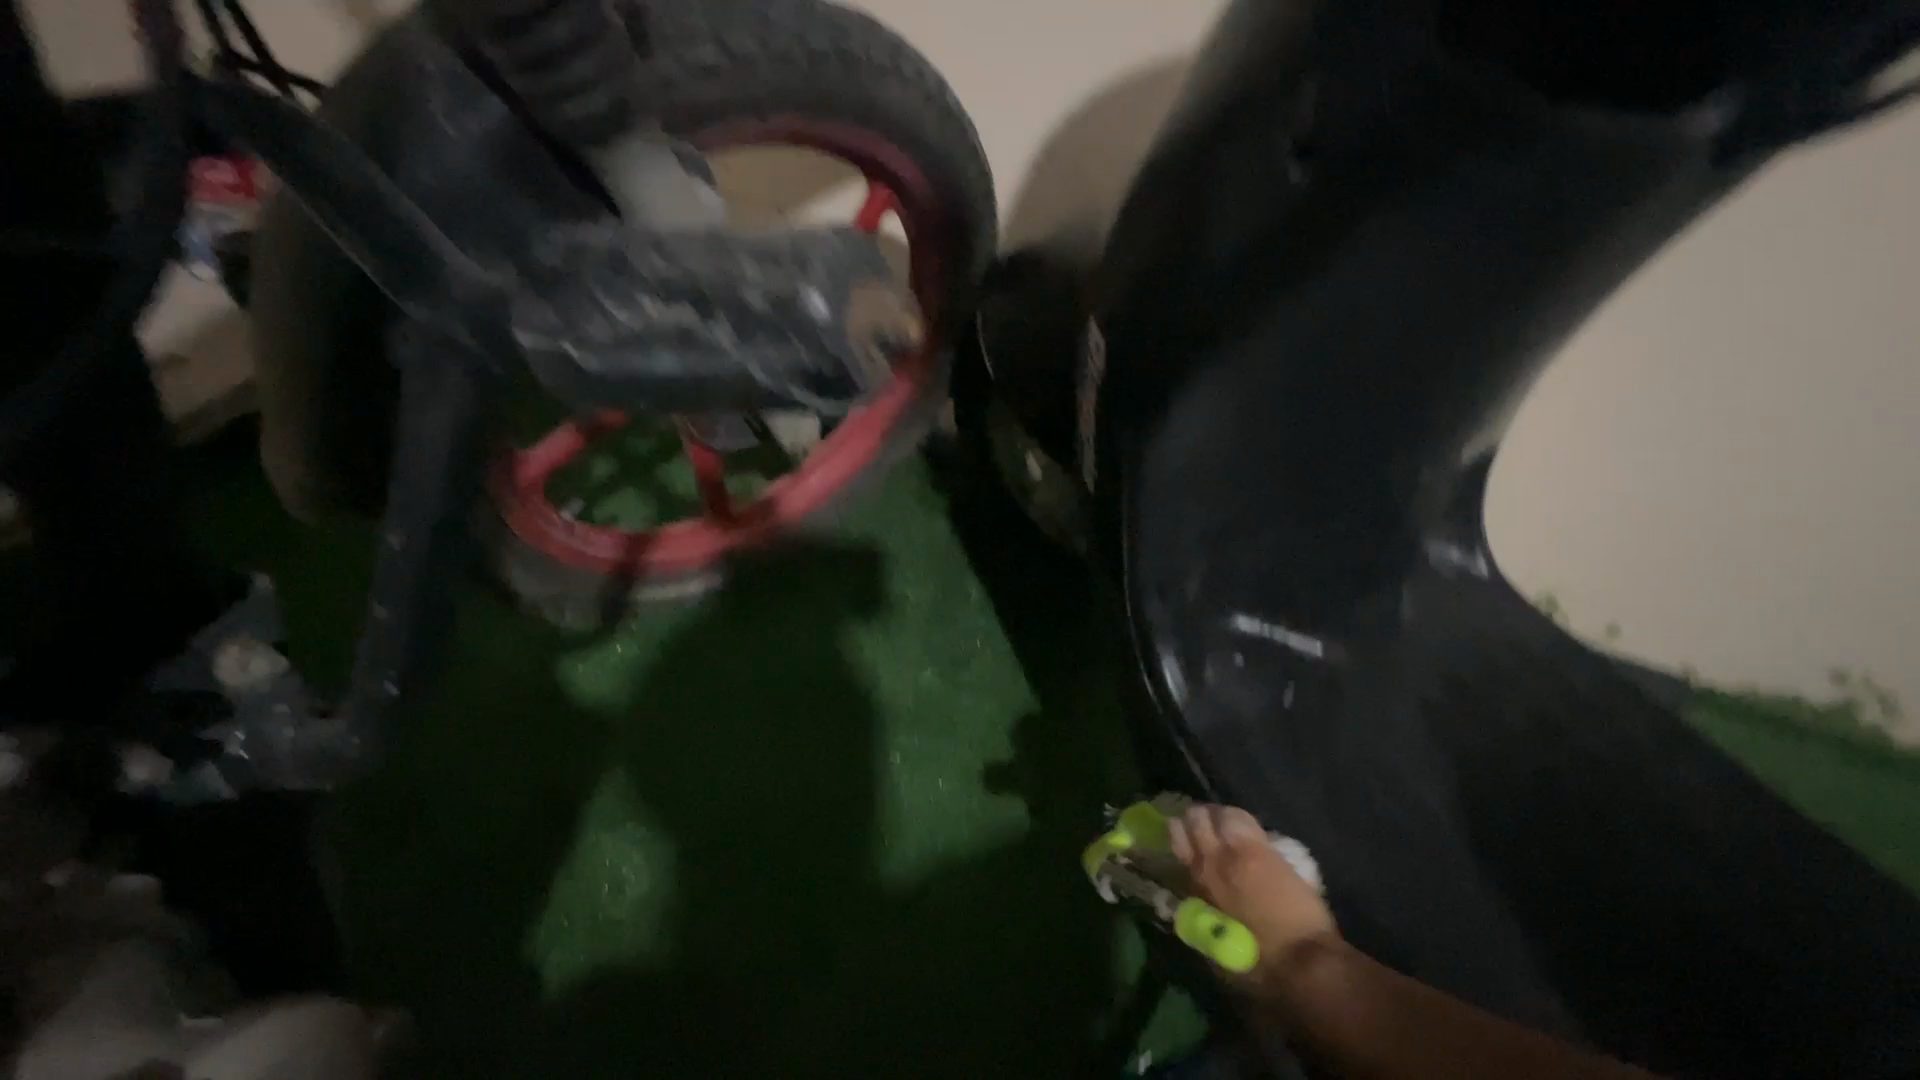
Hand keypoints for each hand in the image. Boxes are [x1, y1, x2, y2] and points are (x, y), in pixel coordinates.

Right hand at [1169, 803, 1340, 990]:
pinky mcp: (1256, 849)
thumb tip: (1194, 906)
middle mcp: (1203, 866)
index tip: (1190, 834)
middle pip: (1190, 823)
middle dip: (1196, 818)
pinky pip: (1237, 817)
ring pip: (1211, 815)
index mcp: (1194, 891)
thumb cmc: (1259, 965)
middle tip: (1210, 822)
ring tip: (1227, 820)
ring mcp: (1229, 854)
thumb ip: (1202, 919)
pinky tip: (1245, 823)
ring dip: (1216, 815)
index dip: (1182, 835)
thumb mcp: (1216, 949)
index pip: (1177, 845)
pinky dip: (1236, 816)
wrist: (1299, 962)